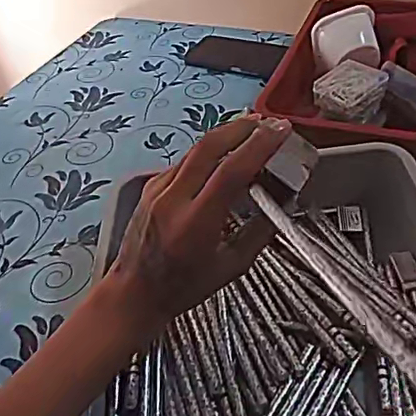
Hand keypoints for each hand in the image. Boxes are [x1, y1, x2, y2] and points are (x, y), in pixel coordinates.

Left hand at [103, 115, 289, 331]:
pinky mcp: (150, 186)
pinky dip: (208, 153)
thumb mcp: (231, 266)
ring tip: (250, 131)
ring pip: (195, 149)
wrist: (134, 293)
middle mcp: (172, 200)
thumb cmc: (181, 286)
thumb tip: (281, 202)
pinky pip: (184, 161)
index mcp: (196, 223)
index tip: (279, 131)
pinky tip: (222, 155)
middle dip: (242, 127)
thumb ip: (259, 232)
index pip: (231, 170)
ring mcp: (157, 190)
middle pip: (209, 146)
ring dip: (225, 135)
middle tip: (267, 122)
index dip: (260, 145)